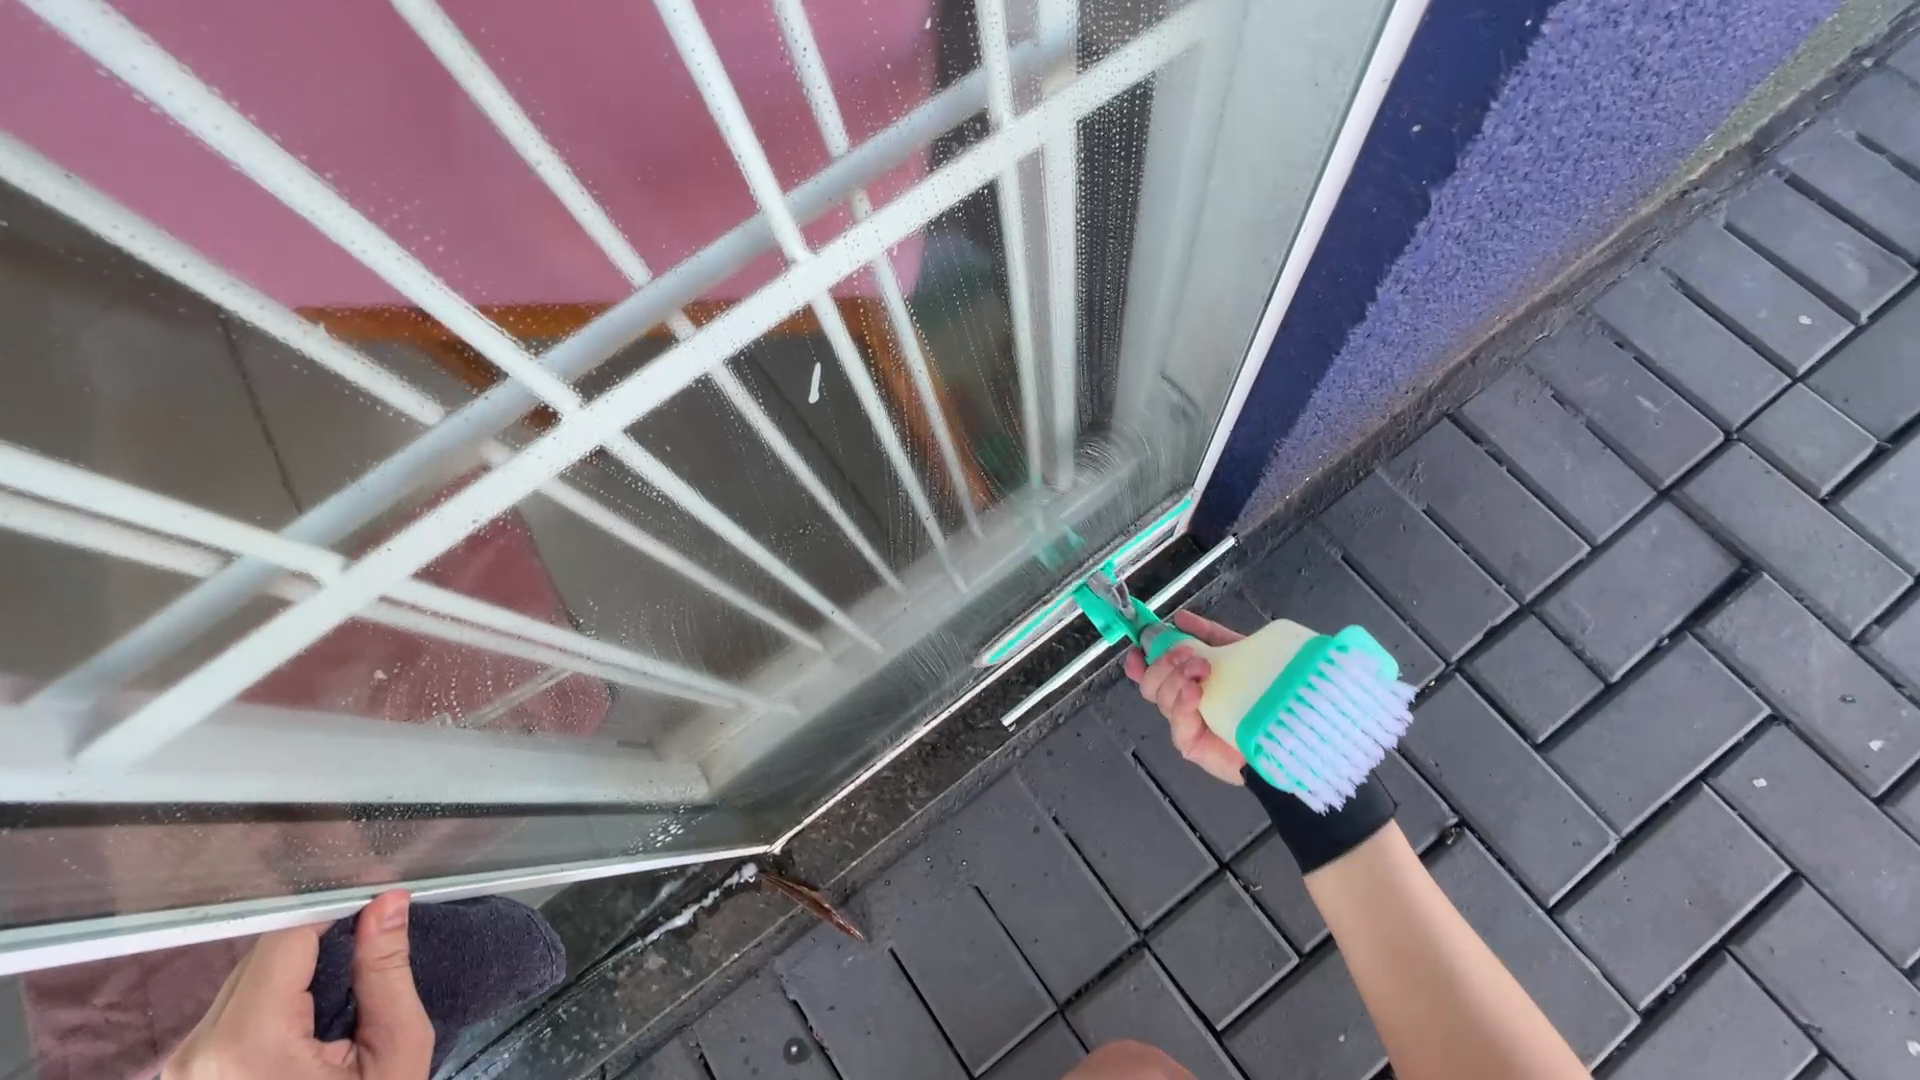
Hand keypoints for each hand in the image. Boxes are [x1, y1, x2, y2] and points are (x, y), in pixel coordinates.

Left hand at [163, 890, 432, 1079]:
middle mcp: (192, 1055)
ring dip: (296, 976)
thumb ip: (386, 971)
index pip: (287, 937)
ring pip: (245, 981)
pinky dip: (273, 1004)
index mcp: (246, 1045)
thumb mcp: (395, 1050)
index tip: (380, 909)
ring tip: (340, 1008)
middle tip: (372, 964)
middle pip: (262, 957)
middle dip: (320, 947)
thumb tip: (388, 902)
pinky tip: (309, 1030)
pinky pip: (230, 1013)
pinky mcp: (180, 1078)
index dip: (337, 913)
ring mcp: (177, 1071)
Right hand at [1122, 609, 1248, 784]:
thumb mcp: (1240, 655)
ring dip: (1175, 678)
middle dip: (1162, 663)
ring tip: (1201, 669)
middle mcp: (1180, 701)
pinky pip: (1177, 724)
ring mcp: (1184, 723)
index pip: (1150, 671)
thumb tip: (1182, 618)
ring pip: (1160, 699)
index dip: (1139, 659)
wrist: (1286, 731)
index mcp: (1185, 681)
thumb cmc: (1263, 694)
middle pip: (1150, 683)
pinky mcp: (1191, 744)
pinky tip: (1195, 692)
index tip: (1139, 646)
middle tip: (1186, 653)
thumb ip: (1212, 636)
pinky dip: (1182, 704)